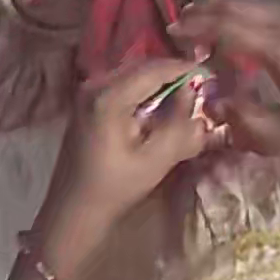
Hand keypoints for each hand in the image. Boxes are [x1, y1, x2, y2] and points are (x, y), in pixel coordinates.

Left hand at [33, 58, 220, 279]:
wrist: (71, 212)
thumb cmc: (113, 189)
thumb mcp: (154, 162)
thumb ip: (180, 128)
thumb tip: (195, 96)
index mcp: (109, 96)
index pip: (153, 69)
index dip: (182, 68)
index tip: (207, 72)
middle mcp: (95, 83)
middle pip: (141, 67)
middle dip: (171, 72)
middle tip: (199, 82)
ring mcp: (88, 90)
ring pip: (132, 73)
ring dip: (158, 79)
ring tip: (184, 90)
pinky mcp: (87, 101)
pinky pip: (122, 83)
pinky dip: (143, 88)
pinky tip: (159, 102)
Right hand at [169, 0, 279, 157]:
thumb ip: (250, 124)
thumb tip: (216, 107)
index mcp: (279, 48)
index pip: (227, 27)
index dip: (196, 28)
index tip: (171, 33)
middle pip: (238, 7)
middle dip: (205, 10)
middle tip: (180, 21)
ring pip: (254, 5)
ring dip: (225, 9)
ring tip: (204, 22)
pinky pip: (267, 12)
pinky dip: (244, 14)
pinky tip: (242, 32)